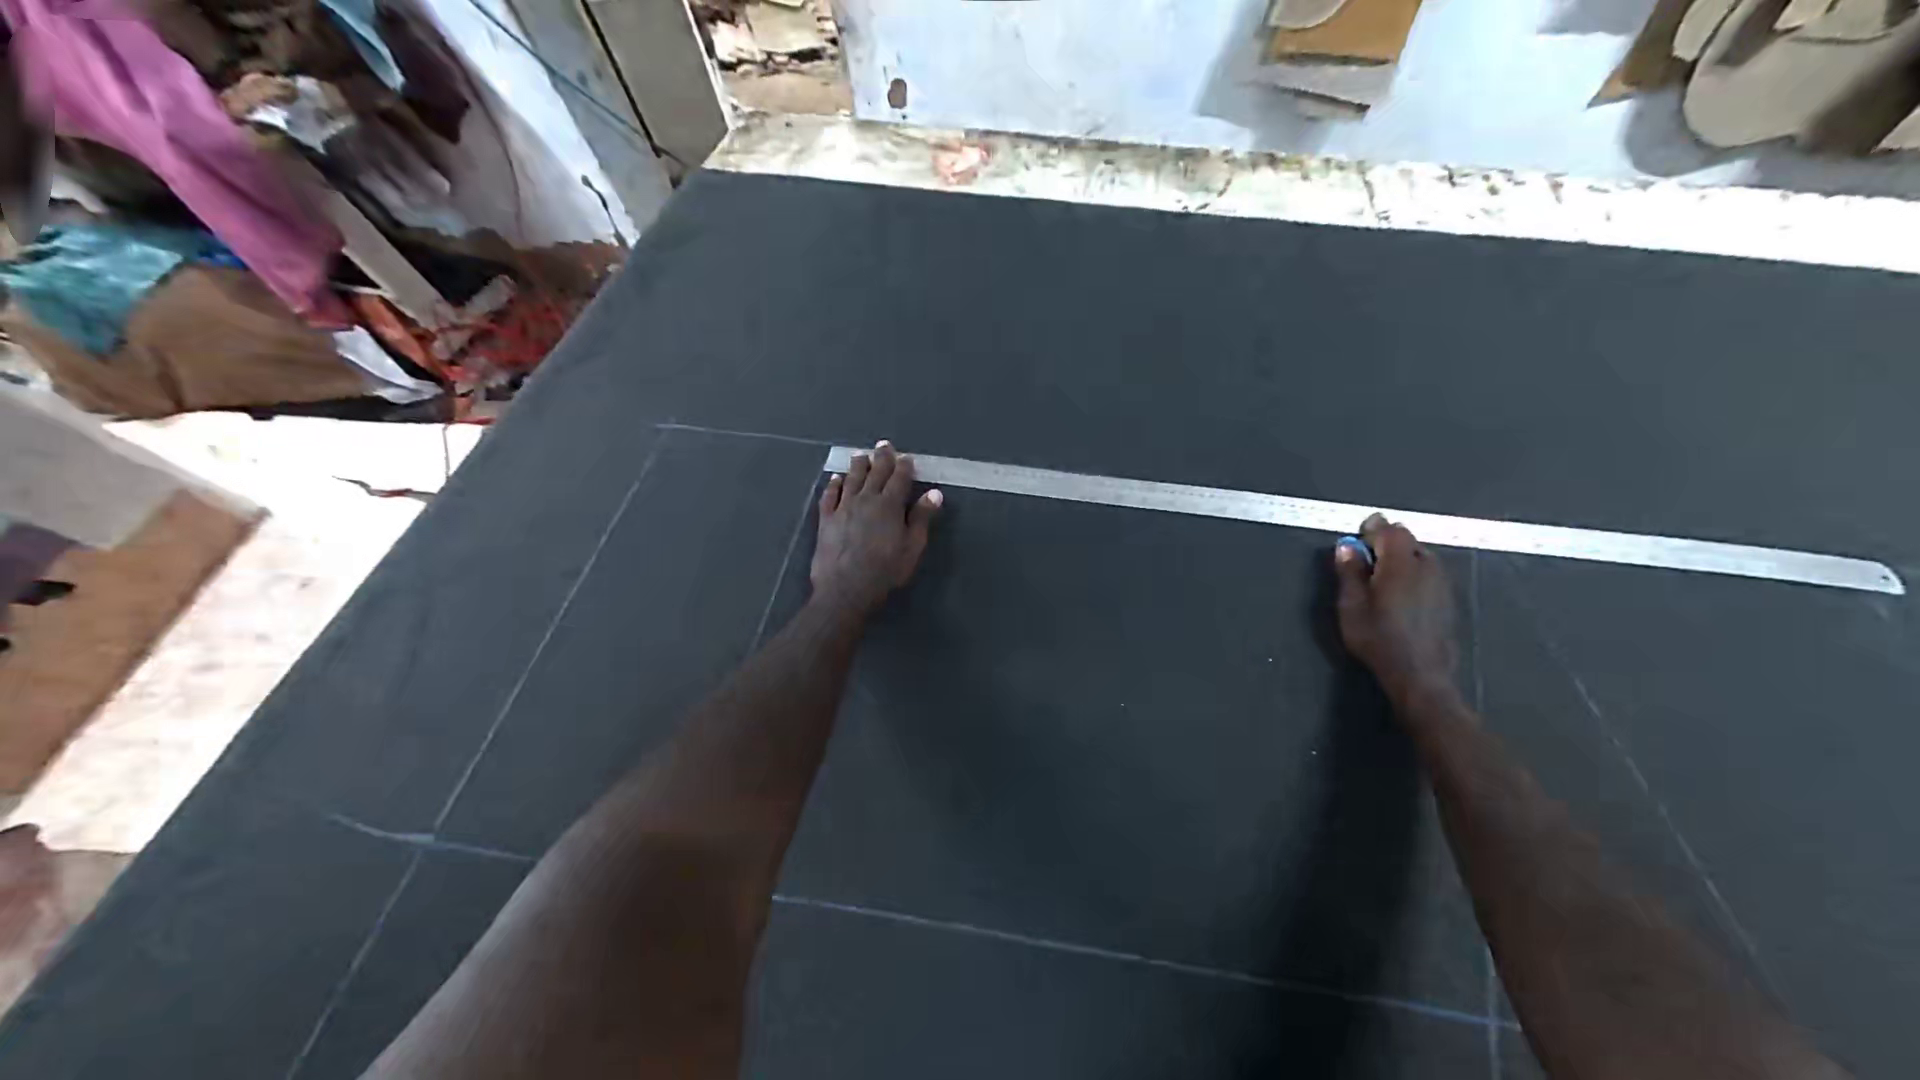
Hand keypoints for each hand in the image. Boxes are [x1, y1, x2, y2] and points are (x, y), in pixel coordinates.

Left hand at [810, 441, 942, 615]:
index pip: (899, 479)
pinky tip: (836, 478)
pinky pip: (829, 495)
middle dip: (882, 458)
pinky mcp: (826, 519)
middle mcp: (865, 500)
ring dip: (858, 465)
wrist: (846, 589)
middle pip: (875, 473)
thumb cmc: (885, 571)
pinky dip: (833, 484)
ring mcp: (843, 508)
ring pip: (852, 479)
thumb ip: (921, 518)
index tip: (907, 458)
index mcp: (889, 505)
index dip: (904, 467)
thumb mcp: (912, 548)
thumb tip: (934, 493)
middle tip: (884, 445)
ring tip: (861, 455)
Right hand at [1333, 513, 1460, 705]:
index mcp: (1401, 564)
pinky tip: (1399, 592)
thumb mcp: (1351, 606)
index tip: (1357, 533)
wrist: (1420, 674)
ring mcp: (1442, 583)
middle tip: (1364, 555)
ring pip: (1420, 556)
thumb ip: (1349, 572)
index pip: (1389, 531)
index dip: (1372, 527)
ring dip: (1400, 557)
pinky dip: (1412, 573)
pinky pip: (1428, 573)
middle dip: (1386, 541)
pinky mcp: (1448, 599)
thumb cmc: (1378, 639)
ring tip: (1380, 574)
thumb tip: (1346, 546)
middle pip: (1407, 540)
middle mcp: (1427, 567)